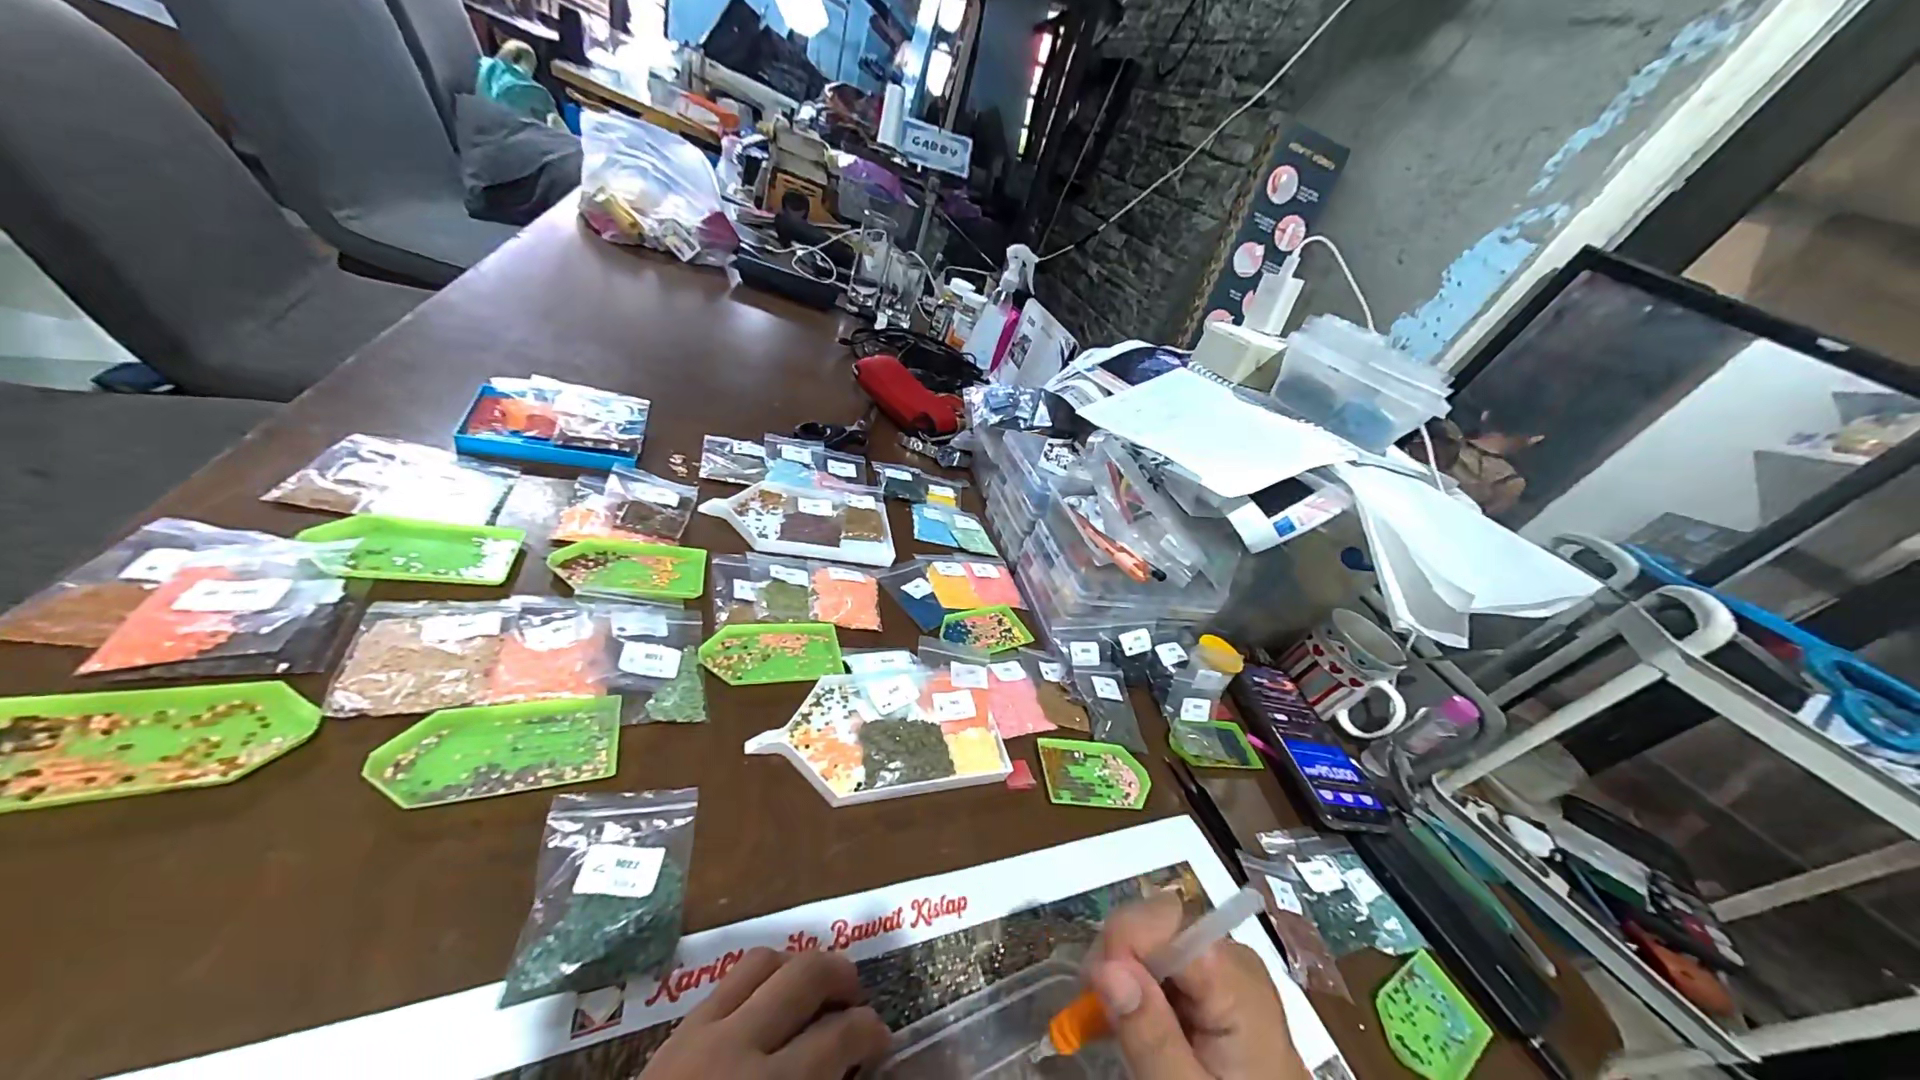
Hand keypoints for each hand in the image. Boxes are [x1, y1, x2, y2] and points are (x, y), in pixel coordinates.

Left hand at [641, 947, 891, 1079]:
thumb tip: (850, 1065)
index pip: (841, 1036)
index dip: (872, 1031)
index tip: (880, 1039)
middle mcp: (740, 1047)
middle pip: (807, 975)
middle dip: (844, 976)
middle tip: (855, 1000)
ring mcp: (703, 1032)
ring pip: (765, 961)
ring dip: (799, 966)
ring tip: (813, 989)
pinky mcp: (676, 1031)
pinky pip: (727, 979)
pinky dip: (759, 979)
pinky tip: (768, 1000)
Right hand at [1086, 892, 1308, 1079]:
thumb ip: (1150, 1036)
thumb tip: (1106, 967)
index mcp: (1235, 979)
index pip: (1165, 918)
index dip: (1123, 940)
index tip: (1096, 987)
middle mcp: (1233, 958)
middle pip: (1158, 924)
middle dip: (1119, 957)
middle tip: (1100, 1014)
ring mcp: (1228, 969)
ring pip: (1157, 940)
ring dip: (1125, 974)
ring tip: (1114, 1026)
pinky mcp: (1220, 984)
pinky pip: (1168, 963)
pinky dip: (1142, 986)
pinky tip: (1134, 1024)